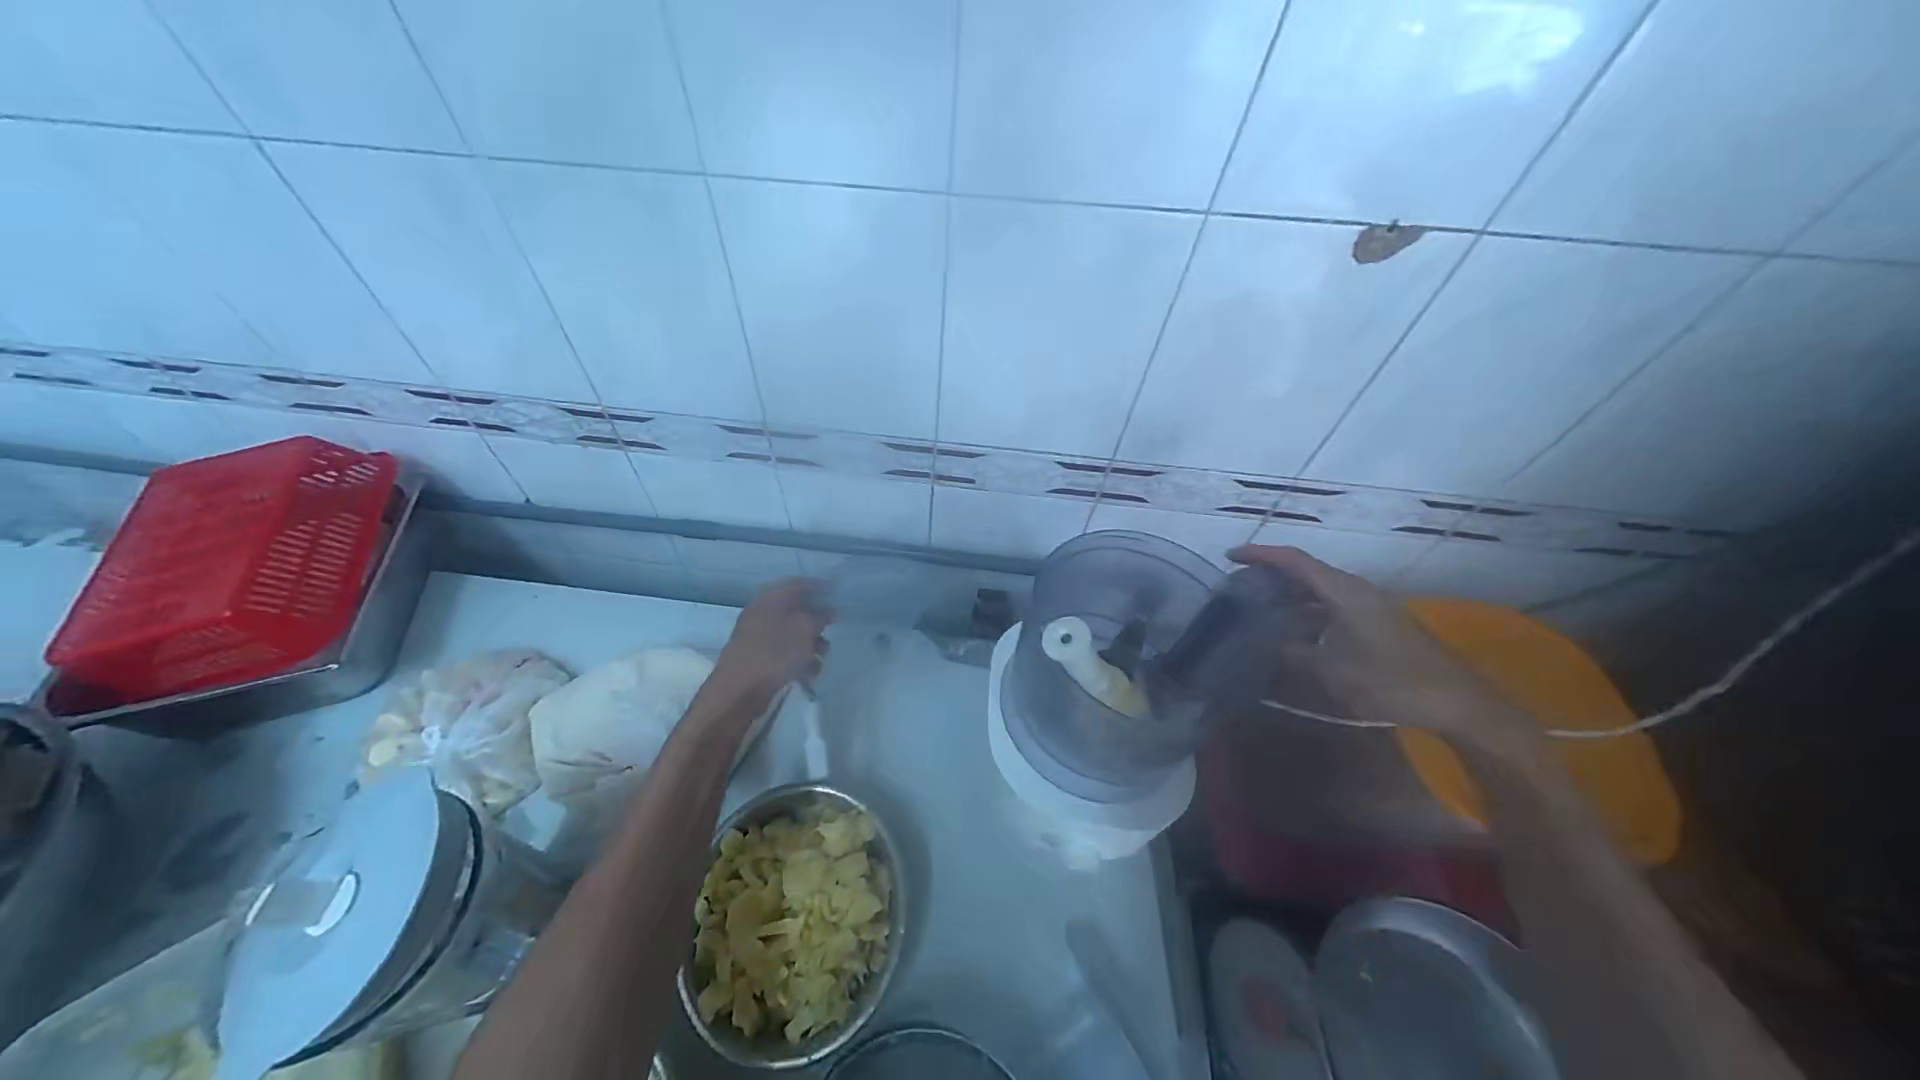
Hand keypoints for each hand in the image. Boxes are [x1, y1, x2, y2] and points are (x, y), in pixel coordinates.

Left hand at [710, 579, 832, 703]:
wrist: (740, 690)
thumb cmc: (775, 652)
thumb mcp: (804, 629)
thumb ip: (820, 616)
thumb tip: (829, 611)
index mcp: (768, 601)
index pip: (796, 585)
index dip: (818, 586)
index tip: (836, 591)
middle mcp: (761, 616)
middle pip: (795, 611)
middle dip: (817, 619)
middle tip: (833, 625)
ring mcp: (758, 639)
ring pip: (791, 634)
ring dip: (811, 642)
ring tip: (823, 655)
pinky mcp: (759, 660)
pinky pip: (784, 653)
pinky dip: (800, 659)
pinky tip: (811, 672)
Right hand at [1229, 545, 1531, 744]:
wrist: (1456, 702)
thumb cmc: (1390, 681)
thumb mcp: (1333, 671)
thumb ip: (1296, 654)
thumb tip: (1273, 644)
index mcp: (1344, 592)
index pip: (1294, 560)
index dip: (1260, 555)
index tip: (1230, 557)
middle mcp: (1357, 590)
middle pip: (1306, 571)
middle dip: (1270, 576)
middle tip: (1238, 588)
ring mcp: (1370, 605)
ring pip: (1320, 590)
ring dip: (1289, 596)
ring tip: (1258, 608)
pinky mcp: (1378, 622)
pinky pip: (1333, 606)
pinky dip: (1308, 611)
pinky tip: (1294, 632)